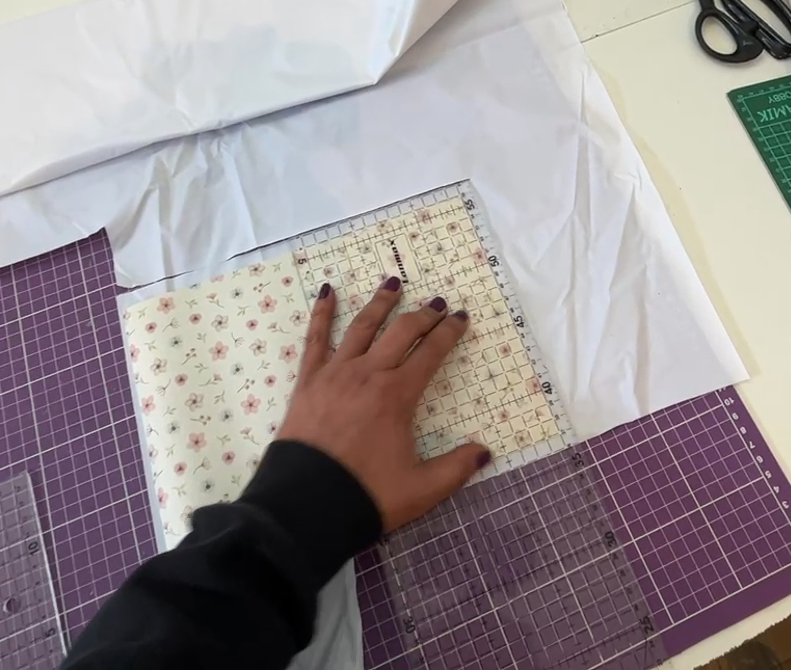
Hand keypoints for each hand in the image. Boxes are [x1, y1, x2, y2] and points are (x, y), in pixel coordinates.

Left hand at [275, 276, 491, 530]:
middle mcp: (370, 373)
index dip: (449, 333)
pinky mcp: (309, 379)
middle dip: (423, 314)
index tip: (460, 318)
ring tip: (393, 283)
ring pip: (363, 326)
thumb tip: (484, 451)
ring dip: (381, 303)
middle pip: (401, 332)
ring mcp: (336, 372)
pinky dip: (322, 312)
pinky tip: (326, 291)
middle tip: (437, 303)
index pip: (431, 353)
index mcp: (398, 394)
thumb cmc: (366, 495)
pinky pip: (316, 338)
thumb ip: (455, 468)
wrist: (306, 507)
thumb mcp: (421, 489)